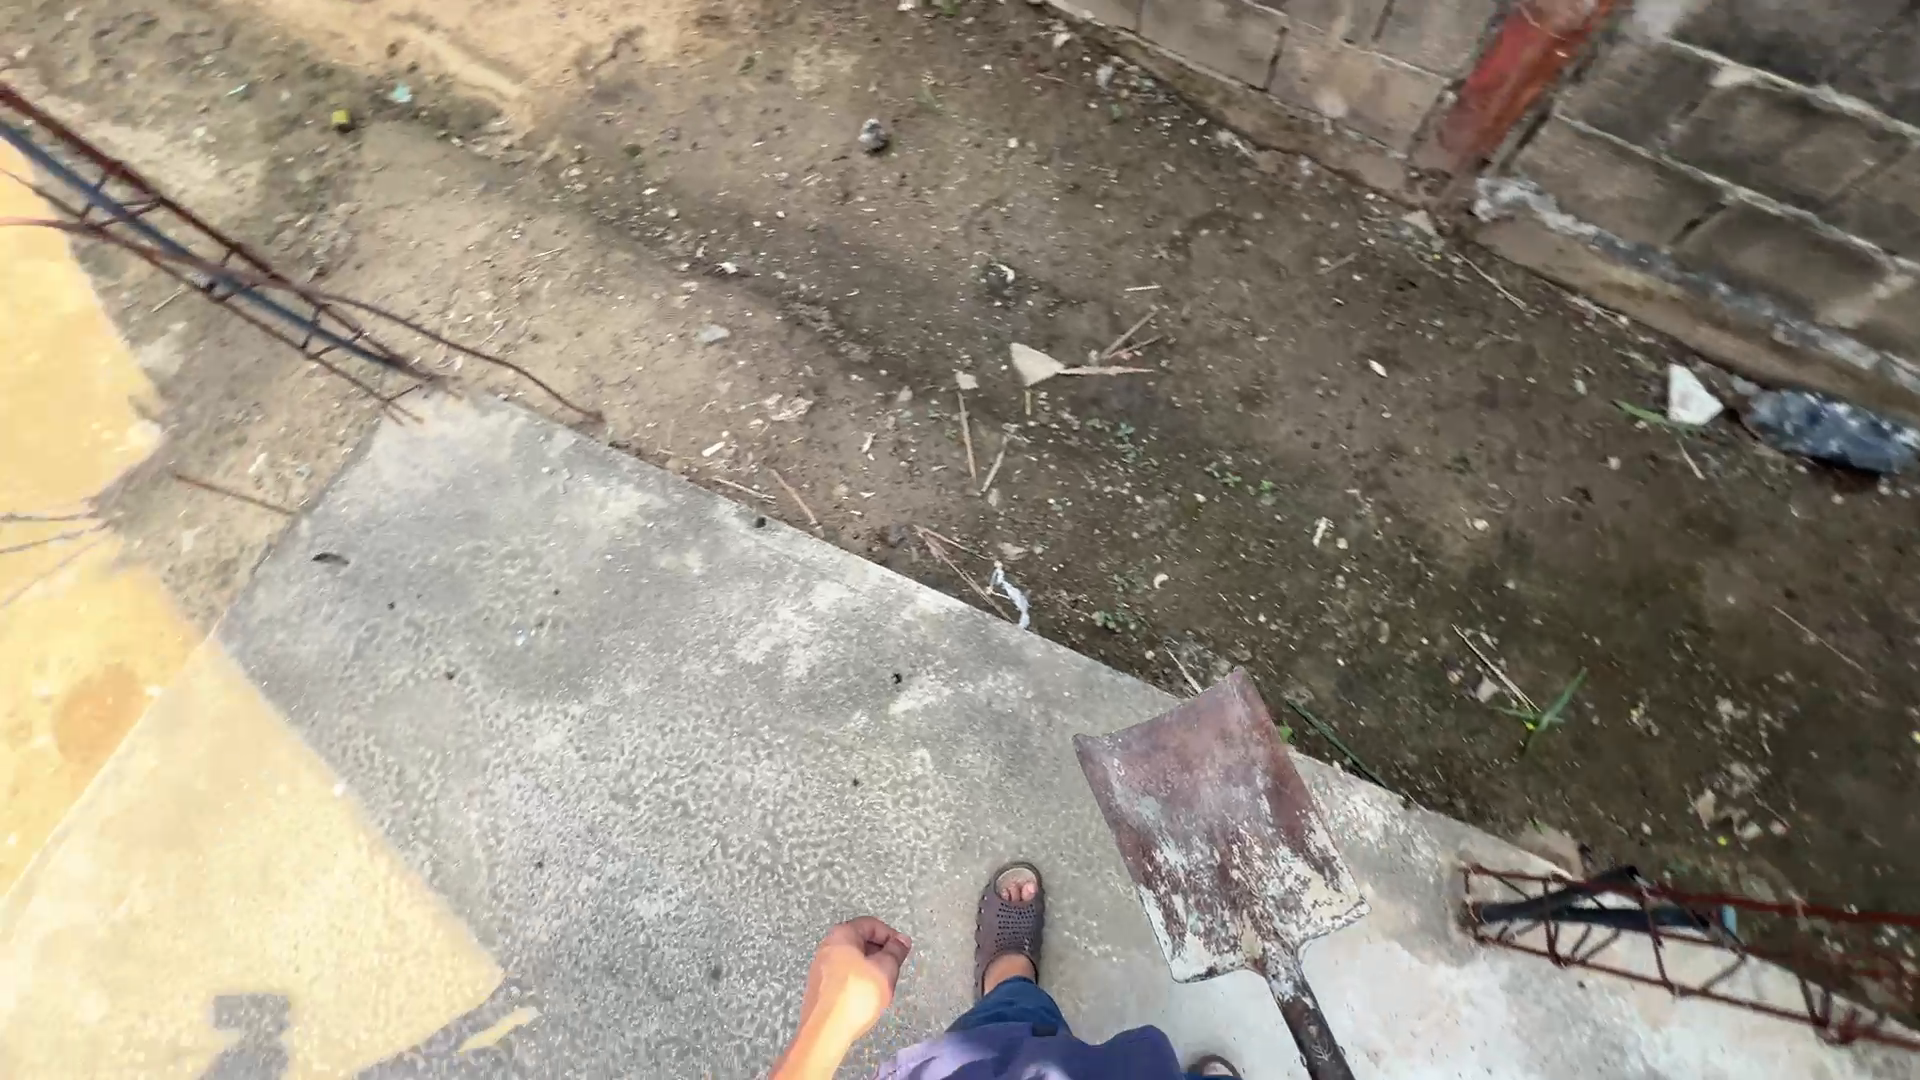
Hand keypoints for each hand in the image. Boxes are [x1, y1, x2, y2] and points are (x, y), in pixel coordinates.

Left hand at [771, 917, 912, 1078]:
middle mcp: (828, 946)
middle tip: (892, 970)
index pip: (871, 924)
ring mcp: (820, 969)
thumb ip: (896, 951)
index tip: (901, 952)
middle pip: (860, 942)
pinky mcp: (819, 989)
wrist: (825, 1033)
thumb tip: (902, 939)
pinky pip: (844, 977)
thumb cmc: (857, 994)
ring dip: (870, 970)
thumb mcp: (885, 969)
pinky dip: (858, 982)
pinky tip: (864, 1000)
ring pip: (853, 961)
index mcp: (842, 934)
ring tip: (880, 988)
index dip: (890, 936)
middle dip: (880, 954)